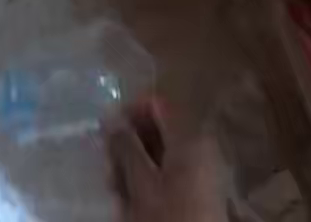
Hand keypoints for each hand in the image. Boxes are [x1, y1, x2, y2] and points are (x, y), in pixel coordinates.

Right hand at [106, 102, 226, 221]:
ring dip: (135, 168)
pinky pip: (171, 176)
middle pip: (158, 130)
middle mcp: (201, 146)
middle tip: (108, 170)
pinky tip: (133, 205)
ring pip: (162, 155)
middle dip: (129, 146)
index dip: (129, 112)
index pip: (156, 103)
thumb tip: (109, 116)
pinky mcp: (202, 196)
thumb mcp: (142, 185)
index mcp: (190, 136)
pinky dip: (150, 183)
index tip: (106, 134)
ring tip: (116, 194)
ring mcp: (204, 172)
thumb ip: (125, 146)